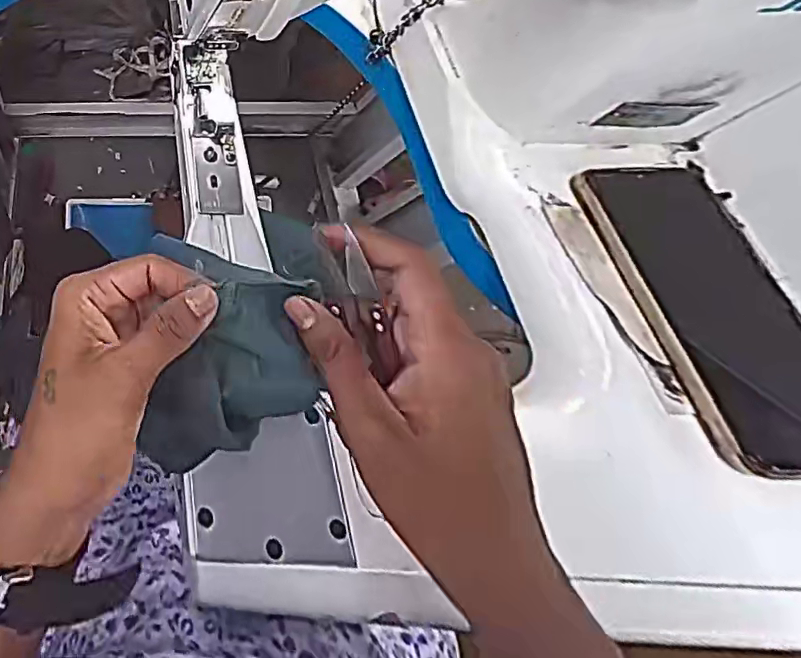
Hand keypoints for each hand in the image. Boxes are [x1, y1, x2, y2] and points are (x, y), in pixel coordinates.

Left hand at [0, 255, 216, 567]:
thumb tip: (202, 297)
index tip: (211, 300)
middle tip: (218, 317)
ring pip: (161, 312)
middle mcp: (95, 310)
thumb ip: (167, 331)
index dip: (181, 281)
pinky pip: (162, 338)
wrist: (59, 492)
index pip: (144, 268)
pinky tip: (202, 350)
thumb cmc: (67, 438)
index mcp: (82, 297)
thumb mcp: (124, 374)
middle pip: (155, 285)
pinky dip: (182, 342)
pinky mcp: (127, 362)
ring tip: (215, 334)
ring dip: (187, 322)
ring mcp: (112, 336)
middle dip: (186, 300)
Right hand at [286, 227, 613, 654]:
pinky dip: (384, 349)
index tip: (329, 238)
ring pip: (410, 319)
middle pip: (407, 291)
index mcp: (449, 350)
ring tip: (332, 352)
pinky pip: (420, 346)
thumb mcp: (370, 427)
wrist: (496, 562)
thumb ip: (334, 358)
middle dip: (355, 291)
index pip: (410, 266)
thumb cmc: (446, 509)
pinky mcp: (466, 388)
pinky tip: (359, 378)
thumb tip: (305, 310)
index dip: (365, 243)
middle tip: (312, 302)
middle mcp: (467, 352)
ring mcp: (471, 370)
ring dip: (367, 325)